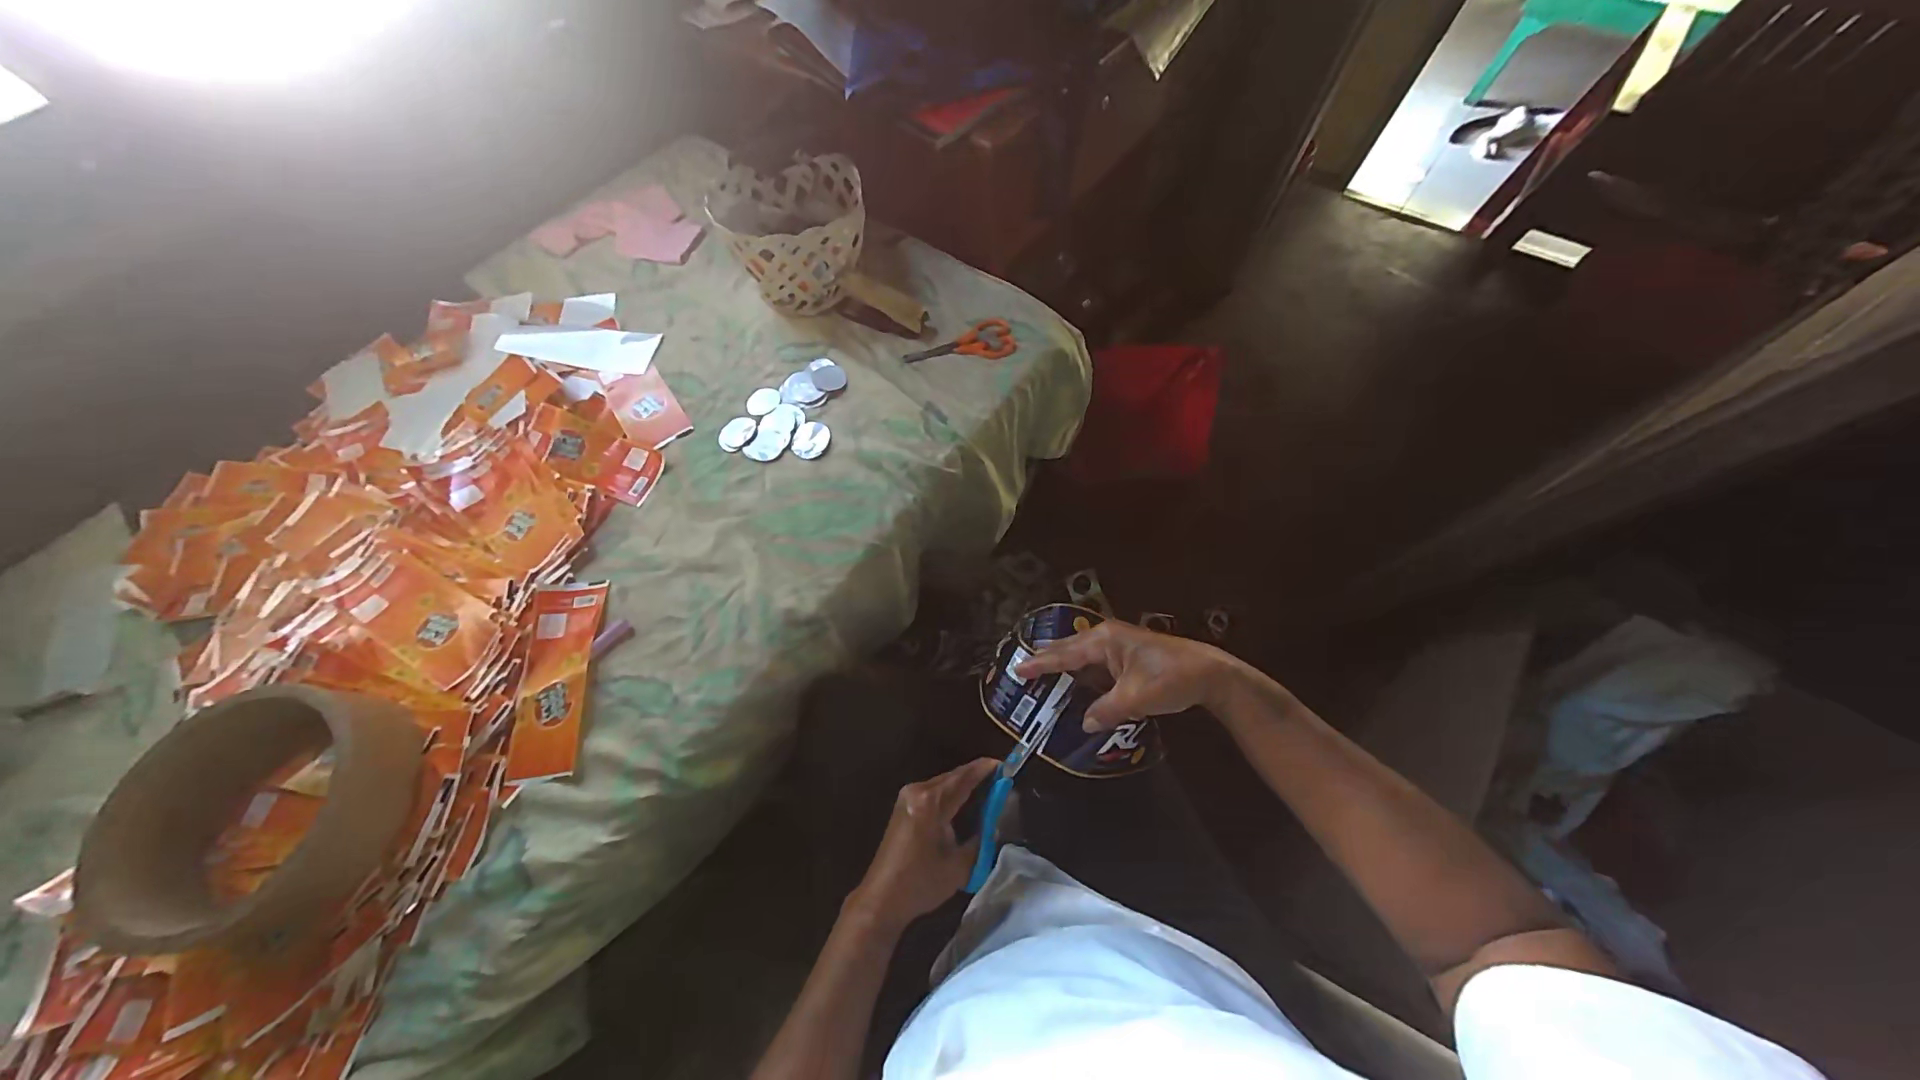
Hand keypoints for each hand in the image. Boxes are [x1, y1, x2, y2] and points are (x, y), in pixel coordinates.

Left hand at [847, 758, 999, 929]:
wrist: (882, 899)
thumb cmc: (921, 883)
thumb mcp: (960, 865)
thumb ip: (981, 839)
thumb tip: (995, 823)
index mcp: (931, 803)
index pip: (964, 778)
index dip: (986, 769)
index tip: (1005, 765)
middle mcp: (917, 792)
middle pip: (953, 777)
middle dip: (977, 776)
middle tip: (1001, 781)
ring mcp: (907, 797)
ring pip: (943, 783)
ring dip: (964, 785)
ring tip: (988, 790)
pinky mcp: (903, 806)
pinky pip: (933, 792)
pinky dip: (951, 794)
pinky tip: (964, 802)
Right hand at [1014, 621, 1244, 731]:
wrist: (1212, 674)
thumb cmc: (1171, 679)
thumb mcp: (1135, 699)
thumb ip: (1105, 710)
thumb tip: (1085, 723)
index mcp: (1104, 640)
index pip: (1063, 653)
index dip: (1039, 663)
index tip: (1017, 670)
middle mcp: (1107, 637)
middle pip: (1069, 648)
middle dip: (1047, 659)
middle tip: (1023, 669)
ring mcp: (1119, 644)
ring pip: (1083, 655)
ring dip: (1064, 666)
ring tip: (1042, 677)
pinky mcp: (1129, 655)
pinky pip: (1096, 662)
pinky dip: (1082, 673)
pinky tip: (1076, 684)